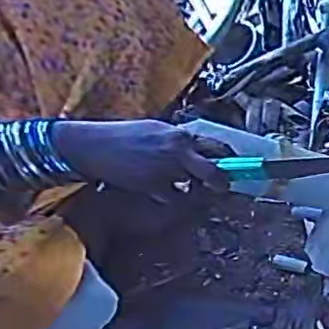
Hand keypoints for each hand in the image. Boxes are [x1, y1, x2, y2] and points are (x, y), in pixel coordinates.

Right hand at [53, 120, 230, 202]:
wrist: (92, 145)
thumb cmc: (125, 136)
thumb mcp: (158, 130)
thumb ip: (181, 141)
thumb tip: (203, 151)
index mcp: (182, 136)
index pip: (218, 148)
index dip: (230, 159)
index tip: (237, 166)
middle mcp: (179, 152)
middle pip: (215, 172)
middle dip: (222, 182)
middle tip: (223, 187)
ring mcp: (167, 171)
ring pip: (194, 188)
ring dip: (191, 189)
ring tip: (179, 183)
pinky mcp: (153, 186)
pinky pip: (174, 198)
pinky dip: (171, 197)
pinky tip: (161, 190)